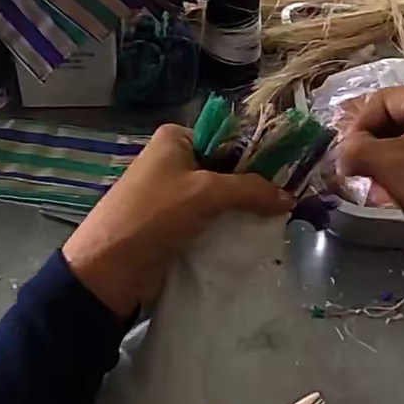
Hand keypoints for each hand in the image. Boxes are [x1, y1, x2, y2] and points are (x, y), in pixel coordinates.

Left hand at [63, 125, 294, 314]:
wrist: (109, 267)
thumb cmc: (153, 215)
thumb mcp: (204, 193)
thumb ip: (250, 189)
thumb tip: (289, 196)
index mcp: (175, 138)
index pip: (229, 136)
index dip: (260, 153)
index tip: (294, 171)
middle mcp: (175, 160)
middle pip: (228, 167)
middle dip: (257, 184)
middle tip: (293, 201)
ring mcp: (174, 193)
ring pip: (222, 196)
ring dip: (246, 209)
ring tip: (282, 220)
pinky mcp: (175, 223)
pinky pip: (212, 219)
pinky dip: (231, 227)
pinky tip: (258, 237)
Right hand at [335, 85, 403, 264]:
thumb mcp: (388, 165)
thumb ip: (353, 149)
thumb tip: (339, 152)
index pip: (380, 100)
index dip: (357, 127)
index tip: (345, 155)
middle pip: (392, 116)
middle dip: (370, 145)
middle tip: (354, 169)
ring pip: (403, 134)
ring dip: (382, 158)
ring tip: (372, 182)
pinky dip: (401, 164)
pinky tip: (390, 187)